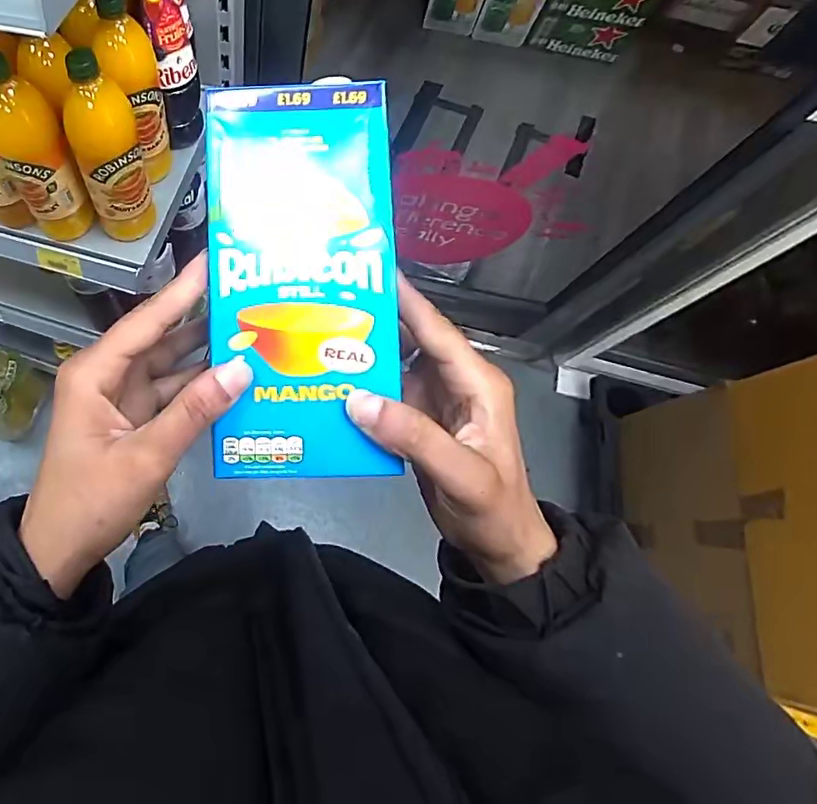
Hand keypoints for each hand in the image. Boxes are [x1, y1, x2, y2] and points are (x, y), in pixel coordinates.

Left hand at [20, 252, 251, 597]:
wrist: (59, 550)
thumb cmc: (91, 501)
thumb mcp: (146, 457)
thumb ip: (193, 412)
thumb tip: (241, 369)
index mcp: (94, 372)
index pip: (146, 322)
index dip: (181, 290)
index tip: (212, 260)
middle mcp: (106, 374)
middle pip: (158, 337)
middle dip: (199, 316)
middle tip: (242, 291)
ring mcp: (120, 396)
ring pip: (167, 364)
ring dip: (203, 352)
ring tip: (249, 327)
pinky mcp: (132, 418)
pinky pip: (170, 392)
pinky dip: (198, 386)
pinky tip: (232, 375)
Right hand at [345, 278, 556, 583]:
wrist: (500, 547)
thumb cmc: (494, 510)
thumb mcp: (462, 474)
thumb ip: (413, 436)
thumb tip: (357, 399)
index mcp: (475, 382)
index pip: (435, 330)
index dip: (405, 298)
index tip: (372, 270)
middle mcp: (452, 381)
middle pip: (408, 339)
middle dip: (371, 318)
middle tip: (327, 299)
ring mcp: (431, 400)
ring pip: (391, 364)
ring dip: (359, 351)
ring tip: (317, 332)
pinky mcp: (414, 419)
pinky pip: (381, 392)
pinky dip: (356, 385)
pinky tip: (326, 381)